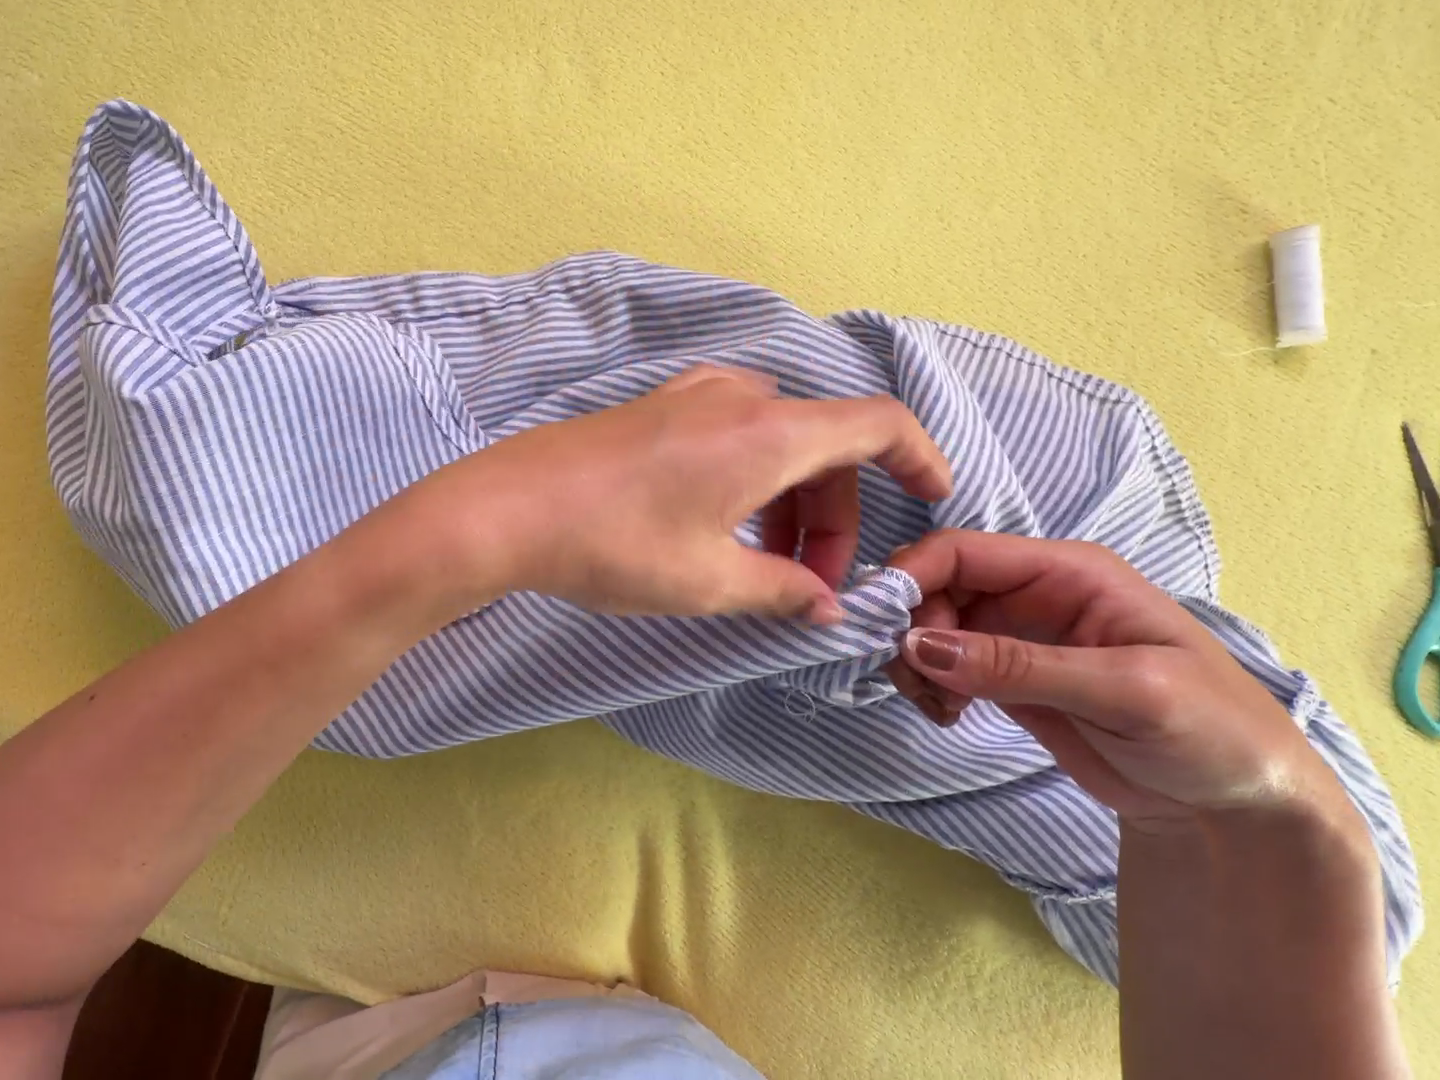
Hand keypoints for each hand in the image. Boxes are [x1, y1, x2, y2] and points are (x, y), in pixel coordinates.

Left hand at [409, 365, 952, 621]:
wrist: (505, 509)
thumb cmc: (610, 544)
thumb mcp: (707, 580)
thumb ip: (780, 590)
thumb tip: (827, 609)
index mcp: (769, 431)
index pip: (878, 423)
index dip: (920, 456)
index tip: (934, 496)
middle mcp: (738, 396)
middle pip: (824, 443)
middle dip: (834, 514)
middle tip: (810, 583)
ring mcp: (690, 395)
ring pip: (774, 440)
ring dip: (789, 500)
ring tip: (765, 563)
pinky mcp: (654, 408)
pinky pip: (730, 433)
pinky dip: (749, 478)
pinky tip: (721, 526)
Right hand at [886, 530, 1348, 825]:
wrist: (1234, 808)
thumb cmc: (1212, 732)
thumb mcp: (1125, 692)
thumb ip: (1017, 665)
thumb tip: (915, 645)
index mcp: (1067, 572)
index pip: (964, 551)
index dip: (913, 577)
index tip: (879, 628)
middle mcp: (1033, 594)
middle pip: (935, 586)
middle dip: (911, 630)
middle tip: (920, 685)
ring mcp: (1015, 636)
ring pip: (928, 627)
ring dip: (915, 663)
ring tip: (940, 708)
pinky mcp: (1002, 676)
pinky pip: (940, 665)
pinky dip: (927, 686)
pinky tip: (948, 715)